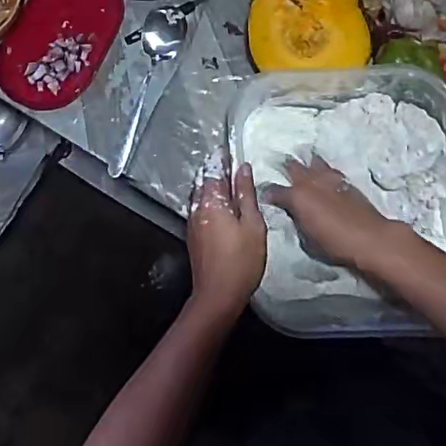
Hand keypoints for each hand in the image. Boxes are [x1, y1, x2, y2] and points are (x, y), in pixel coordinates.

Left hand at [186, 162, 266, 318]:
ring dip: (210, 185)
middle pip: (205, 181)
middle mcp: (198, 207)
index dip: (221, 159)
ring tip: (226, 181)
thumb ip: (246, 194)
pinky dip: (208, 200)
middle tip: (228, 163)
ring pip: (200, 194)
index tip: (228, 150)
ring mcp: (193, 222)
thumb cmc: (241, 260)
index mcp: (213, 201)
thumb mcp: (253, 224)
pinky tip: (219, 206)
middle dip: (215, 170)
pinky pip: (199, 207)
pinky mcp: (193, 235)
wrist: (217, 295)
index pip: (215, 170)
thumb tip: (243, 168)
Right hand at [262, 156, 412, 272]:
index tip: (265, 194)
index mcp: (296, 197)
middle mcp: (309, 181)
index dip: (268, 192)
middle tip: (282, 170)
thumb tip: (293, 214)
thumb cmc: (335, 243)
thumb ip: (297, 221)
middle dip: (285, 168)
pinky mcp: (343, 179)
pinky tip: (323, 174)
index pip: (274, 190)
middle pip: (292, 166)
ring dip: (306, 163)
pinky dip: (323, 169)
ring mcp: (327, 177)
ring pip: (311, 161)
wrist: (369, 237)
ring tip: (304, 165)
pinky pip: (328, 168)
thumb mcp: (308, 239)